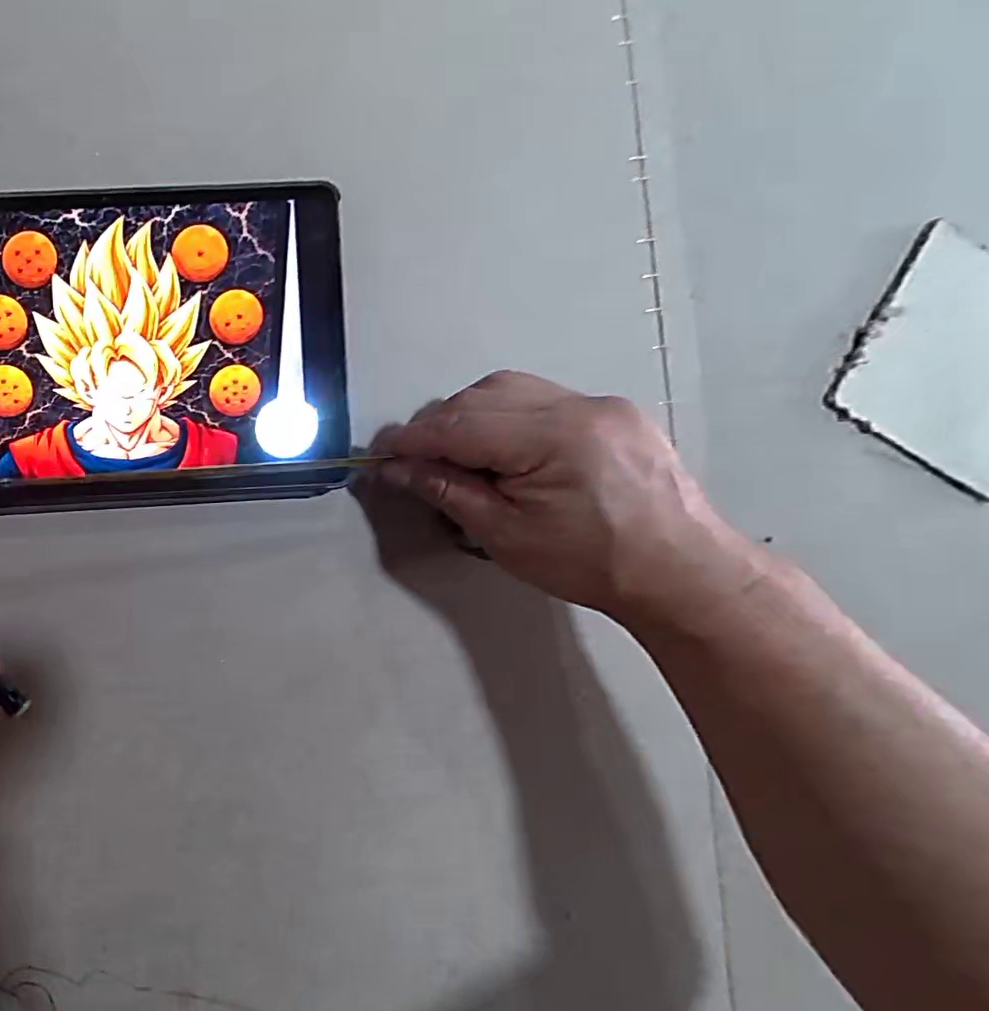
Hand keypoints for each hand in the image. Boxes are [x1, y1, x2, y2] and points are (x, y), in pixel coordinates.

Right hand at [369, 371, 766, 626]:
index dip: (410, 438)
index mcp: (555, 438)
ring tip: (452, 456)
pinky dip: (502, 417)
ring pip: (508, 390)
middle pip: (481, 396)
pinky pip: (538, 399)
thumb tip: (395, 468)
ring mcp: (601, 405)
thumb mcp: (502, 533)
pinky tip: (496, 450)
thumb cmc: (588, 563)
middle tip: (412, 462)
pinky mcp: (611, 414)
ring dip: (466, 416)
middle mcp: (581, 407)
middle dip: (436, 425)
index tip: (376, 453)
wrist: (682, 572)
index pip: (460, 424)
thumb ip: (445, 491)